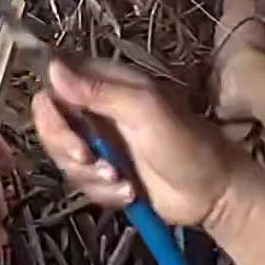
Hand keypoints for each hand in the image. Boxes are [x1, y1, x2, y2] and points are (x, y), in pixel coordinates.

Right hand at [32, 57, 246, 228]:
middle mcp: (93, 107)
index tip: (62, 122)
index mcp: (103, 81)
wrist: (214, 195)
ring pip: (61, 153)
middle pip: (49, 119)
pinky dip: (101, 190)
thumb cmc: (184, 143)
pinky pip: (79, 180)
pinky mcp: (101, 170)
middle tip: (89, 158)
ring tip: (120, 179)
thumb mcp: (143, 109)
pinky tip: (128, 191)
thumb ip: (98, 90)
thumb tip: (52, 69)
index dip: (50, 102)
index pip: (53, 80)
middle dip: (65, 145)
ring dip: (87, 173)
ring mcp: (96, 140)